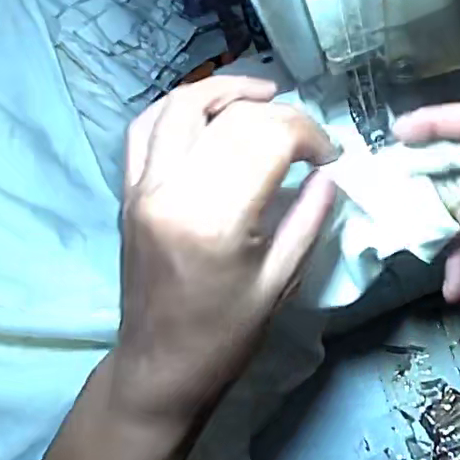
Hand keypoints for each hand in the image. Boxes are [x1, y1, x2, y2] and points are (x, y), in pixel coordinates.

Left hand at [105, 76, 338, 429]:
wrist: (158, 368)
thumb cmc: (226, 335)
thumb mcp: (281, 282)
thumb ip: (309, 219)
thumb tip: (332, 172)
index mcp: (215, 220)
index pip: (268, 140)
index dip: (309, 135)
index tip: (331, 156)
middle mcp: (171, 191)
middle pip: (232, 118)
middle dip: (282, 116)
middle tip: (309, 138)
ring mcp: (142, 187)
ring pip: (182, 106)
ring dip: (228, 91)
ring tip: (266, 95)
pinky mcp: (128, 190)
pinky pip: (146, 127)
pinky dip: (181, 106)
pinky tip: (211, 109)